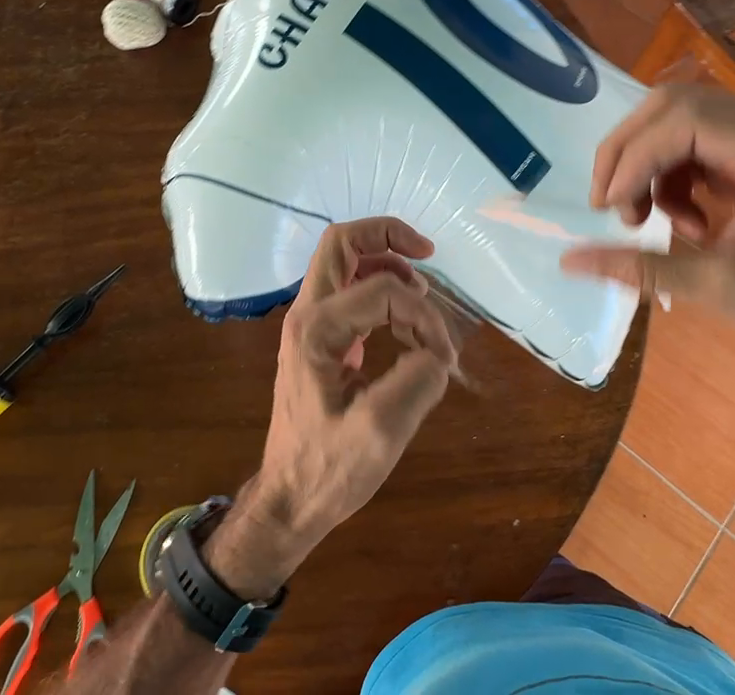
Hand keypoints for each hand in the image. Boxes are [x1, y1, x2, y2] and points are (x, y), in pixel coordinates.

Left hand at [210, 218, 459, 597]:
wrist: (289, 499)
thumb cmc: (328, 469)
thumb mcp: (381, 431)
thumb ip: (418, 381)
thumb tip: (439, 352)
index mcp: (316, 330)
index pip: (382, 291)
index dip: (424, 317)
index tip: (445, 358)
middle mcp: (306, 314)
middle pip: (340, 243)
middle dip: (387, 235)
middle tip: (428, 251)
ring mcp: (308, 325)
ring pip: (342, 261)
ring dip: (384, 262)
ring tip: (420, 293)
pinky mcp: (318, 339)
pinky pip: (347, 290)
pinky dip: (378, 288)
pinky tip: (403, 317)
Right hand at [561, 84, 734, 363]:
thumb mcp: (721, 289)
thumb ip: (641, 268)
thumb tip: (568, 260)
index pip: (686, 119)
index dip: (634, 157)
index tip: (609, 208)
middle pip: (678, 106)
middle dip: (632, 153)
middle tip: (611, 205)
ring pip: (681, 122)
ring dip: (649, 168)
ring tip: (647, 221)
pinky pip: (698, 145)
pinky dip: (673, 178)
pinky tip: (685, 223)